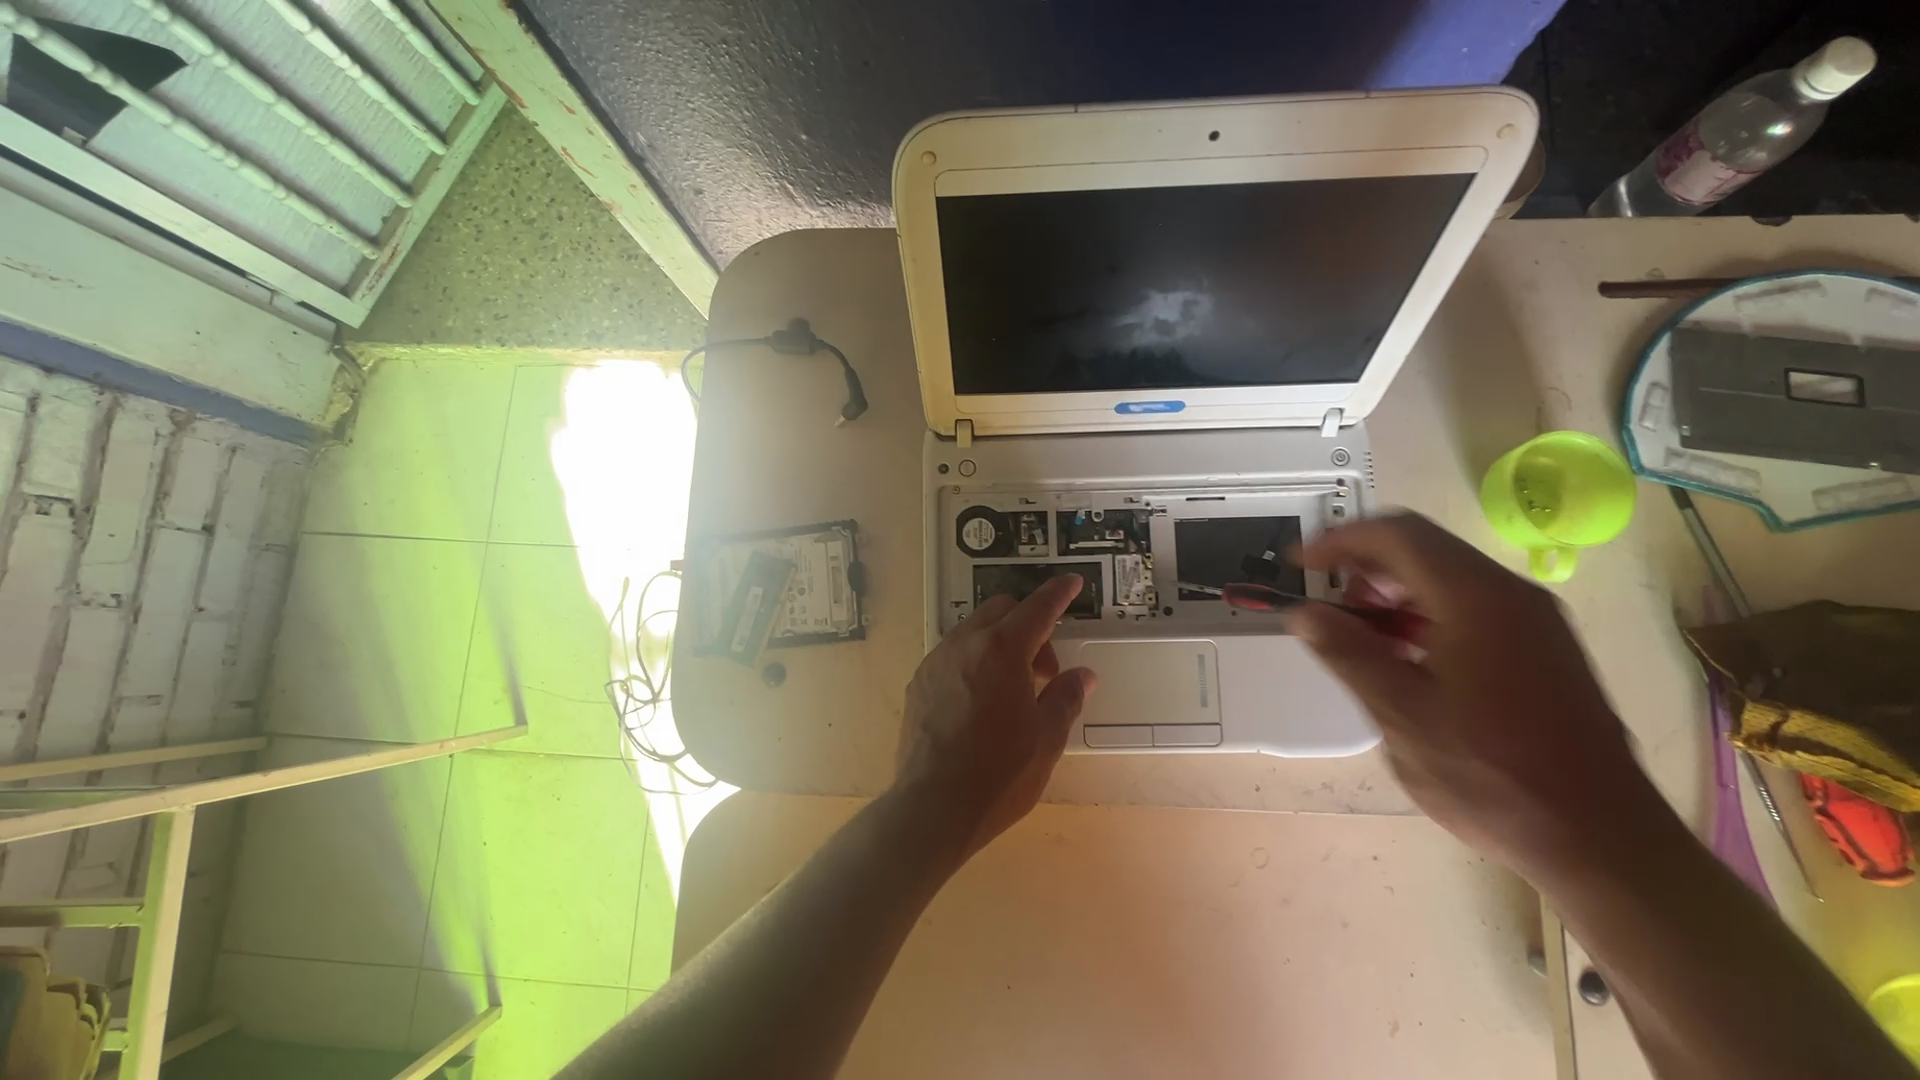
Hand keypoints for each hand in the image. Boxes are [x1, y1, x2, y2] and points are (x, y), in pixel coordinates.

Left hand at [894, 575, 1096, 857]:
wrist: (933, 806)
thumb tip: (1083, 675)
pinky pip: (952, 656)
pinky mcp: (918, 685)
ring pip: (973, 632)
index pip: (1038, 608)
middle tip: (1045, 671)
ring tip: (1013, 691)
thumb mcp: (1046, 738)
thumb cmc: (999, 773)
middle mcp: (964, 645)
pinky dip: (974, 662)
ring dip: (999, 644)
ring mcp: (935, 662)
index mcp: (1002, 650)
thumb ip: (1066, 697)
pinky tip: (982, 703)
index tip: (1072, 584)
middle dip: (1029, 626)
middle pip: (1001, 611)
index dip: (1059, 594)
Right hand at [1285, 514, 1654, 874]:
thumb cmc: (1492, 776)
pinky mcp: (1543, 649)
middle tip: (1327, 608)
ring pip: (1448, 578)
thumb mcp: (1402, 716)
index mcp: (1476, 599)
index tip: (1299, 565)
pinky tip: (1404, 660)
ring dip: (1394, 593)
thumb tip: (1303, 613)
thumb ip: (1348, 655)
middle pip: (1424, 550)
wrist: (1600, 838)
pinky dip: (1425, 615)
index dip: (1340, 541)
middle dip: (1365, 568)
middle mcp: (1511, 595)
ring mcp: (1534, 621)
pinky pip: (1472, 607)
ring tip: (1358, 638)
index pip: (1397, 536)